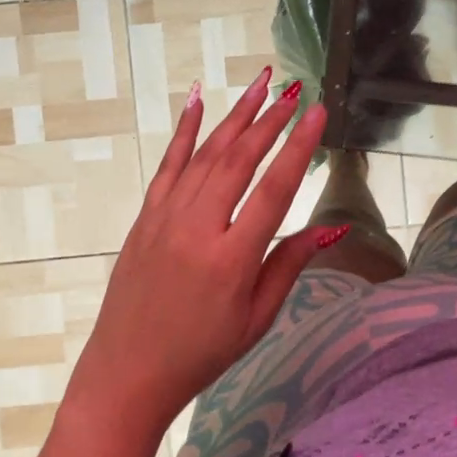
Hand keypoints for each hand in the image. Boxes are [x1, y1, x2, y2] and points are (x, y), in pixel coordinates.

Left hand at [67, 70, 337, 432]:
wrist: (127, 372)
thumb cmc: (201, 352)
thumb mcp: (255, 319)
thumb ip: (288, 266)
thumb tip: (330, 228)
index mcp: (231, 259)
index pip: (274, 190)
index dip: (298, 146)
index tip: (316, 111)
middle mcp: (198, 228)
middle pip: (240, 160)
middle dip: (270, 119)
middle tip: (293, 88)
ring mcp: (167, 217)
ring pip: (207, 153)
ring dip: (236, 115)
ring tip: (261, 84)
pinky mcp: (146, 216)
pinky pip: (169, 164)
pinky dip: (185, 130)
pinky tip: (198, 100)